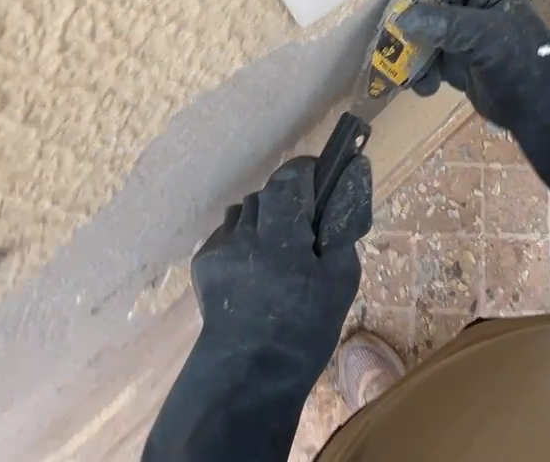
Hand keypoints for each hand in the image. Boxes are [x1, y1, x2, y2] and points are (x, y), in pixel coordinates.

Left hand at [146, 154, 373, 461]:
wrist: (247, 376)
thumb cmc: (303, 330)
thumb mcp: (340, 280)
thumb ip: (340, 230)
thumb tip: (345, 192)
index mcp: (282, 235)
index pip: (289, 177)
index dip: (306, 173)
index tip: (318, 180)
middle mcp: (247, 232)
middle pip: (267, 193)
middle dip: (286, 201)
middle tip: (302, 228)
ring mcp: (220, 247)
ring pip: (245, 211)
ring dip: (263, 219)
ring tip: (276, 250)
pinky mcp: (203, 262)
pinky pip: (228, 234)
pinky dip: (243, 240)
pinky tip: (254, 270)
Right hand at [394, 0, 549, 137]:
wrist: (542, 112)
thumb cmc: (520, 62)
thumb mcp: (485, 36)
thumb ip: (445, 24)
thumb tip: (402, 18)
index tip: (399, 11)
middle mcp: (475, 7)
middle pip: (431, 8)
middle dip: (412, 29)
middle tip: (391, 43)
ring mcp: (465, 36)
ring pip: (426, 37)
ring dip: (414, 56)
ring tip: (407, 74)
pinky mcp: (459, 63)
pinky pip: (431, 61)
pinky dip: (423, 74)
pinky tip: (425, 88)